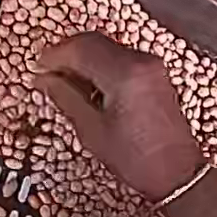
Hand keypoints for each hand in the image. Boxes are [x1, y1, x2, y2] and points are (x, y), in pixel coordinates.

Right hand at [34, 33, 203, 200]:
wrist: (177, 174)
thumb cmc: (137, 160)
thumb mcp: (93, 132)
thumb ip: (66, 98)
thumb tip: (45, 79)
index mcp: (125, 75)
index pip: (80, 48)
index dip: (54, 56)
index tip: (38, 68)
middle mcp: (141, 62)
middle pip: (94, 42)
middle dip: (67, 54)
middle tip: (49, 75)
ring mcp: (153, 67)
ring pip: (108, 48)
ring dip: (85, 59)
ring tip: (67, 84)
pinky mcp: (157, 75)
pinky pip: (122, 58)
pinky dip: (102, 66)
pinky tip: (91, 87)